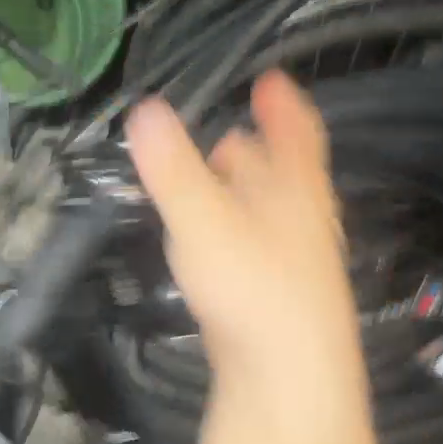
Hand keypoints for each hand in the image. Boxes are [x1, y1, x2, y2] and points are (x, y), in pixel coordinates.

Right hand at [126, 71, 360, 384]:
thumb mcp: (202, 219)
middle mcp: (299, 219)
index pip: (295, 134)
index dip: (282, 105)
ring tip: (211, 192)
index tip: (270, 80)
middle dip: (253, 154)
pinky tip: (211, 252)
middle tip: (223, 141)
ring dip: (239, 199)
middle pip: (281, 175)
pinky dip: (230, 238)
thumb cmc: (252, 284)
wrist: (286, 363)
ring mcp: (288, 260)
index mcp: (293, 190)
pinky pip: (251, 251)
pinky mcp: (270, 296)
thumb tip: (143, 111)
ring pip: (266, 216)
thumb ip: (171, 171)